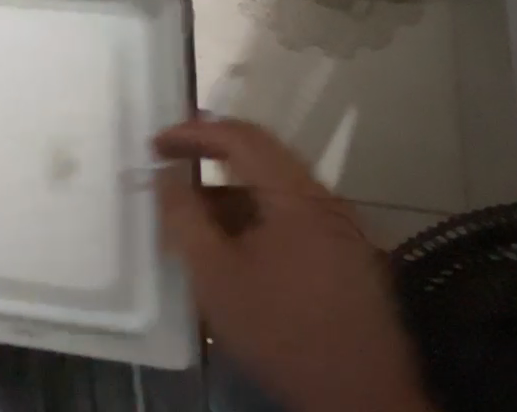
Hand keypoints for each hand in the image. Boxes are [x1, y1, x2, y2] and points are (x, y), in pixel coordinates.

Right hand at [155, 118, 433, 411]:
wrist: (362, 404)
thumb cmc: (279, 331)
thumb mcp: (212, 271)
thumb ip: (183, 214)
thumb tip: (165, 174)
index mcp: (299, 200)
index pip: (243, 138)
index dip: (193, 133)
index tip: (155, 146)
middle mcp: (330, 207)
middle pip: (264, 159)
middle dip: (211, 156)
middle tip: (169, 162)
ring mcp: (346, 236)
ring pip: (278, 191)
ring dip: (230, 191)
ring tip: (193, 215)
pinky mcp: (351, 263)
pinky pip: (294, 218)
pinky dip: (254, 215)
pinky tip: (231, 245)